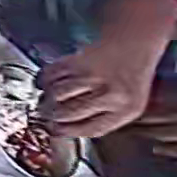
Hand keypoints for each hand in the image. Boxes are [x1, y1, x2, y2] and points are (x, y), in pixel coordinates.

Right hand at [37, 39, 166, 138]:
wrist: (134, 44)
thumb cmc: (128, 75)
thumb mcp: (126, 101)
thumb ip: (101, 116)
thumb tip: (65, 127)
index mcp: (128, 109)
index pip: (90, 129)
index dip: (66, 131)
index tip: (53, 130)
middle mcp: (112, 95)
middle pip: (67, 113)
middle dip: (50, 114)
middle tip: (43, 111)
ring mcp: (93, 78)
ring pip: (55, 95)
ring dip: (45, 96)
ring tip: (46, 95)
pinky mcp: (77, 62)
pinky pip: (49, 76)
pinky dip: (44, 79)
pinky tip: (49, 80)